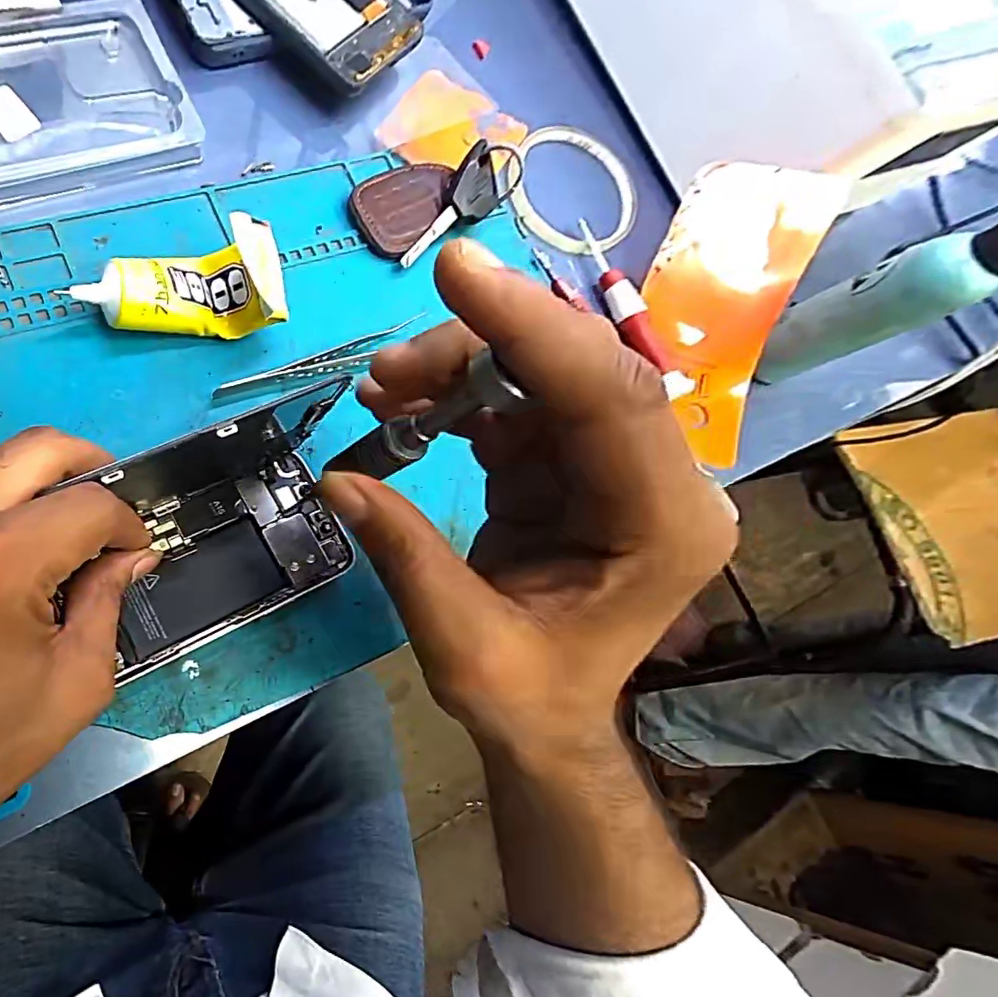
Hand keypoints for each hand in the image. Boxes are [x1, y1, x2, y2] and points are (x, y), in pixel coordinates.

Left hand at [0, 428, 158, 887]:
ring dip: (40, 490)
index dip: (126, 522)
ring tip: (62, 538)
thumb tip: (129, 554)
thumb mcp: (76, 681)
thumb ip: (109, 598)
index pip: (86, 504)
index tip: (135, 549)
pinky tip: (8, 557)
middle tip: (110, 512)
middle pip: (36, 448)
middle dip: (89, 468)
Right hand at [320, 239, 735, 759]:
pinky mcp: (563, 469)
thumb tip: (337, 480)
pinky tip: (402, 407)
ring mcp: (606, 469)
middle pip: (571, 371)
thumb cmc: (523, 696)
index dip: (531, 327)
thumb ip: (405, 553)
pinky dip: (452, 399)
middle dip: (476, 349)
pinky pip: (510, 408)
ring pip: (535, 379)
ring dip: (454, 372)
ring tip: (379, 389)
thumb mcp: (458, 640)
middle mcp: (651, 479)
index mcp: (660, 524)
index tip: (455, 274)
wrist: (545, 723)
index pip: (607, 396)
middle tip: (385, 367)